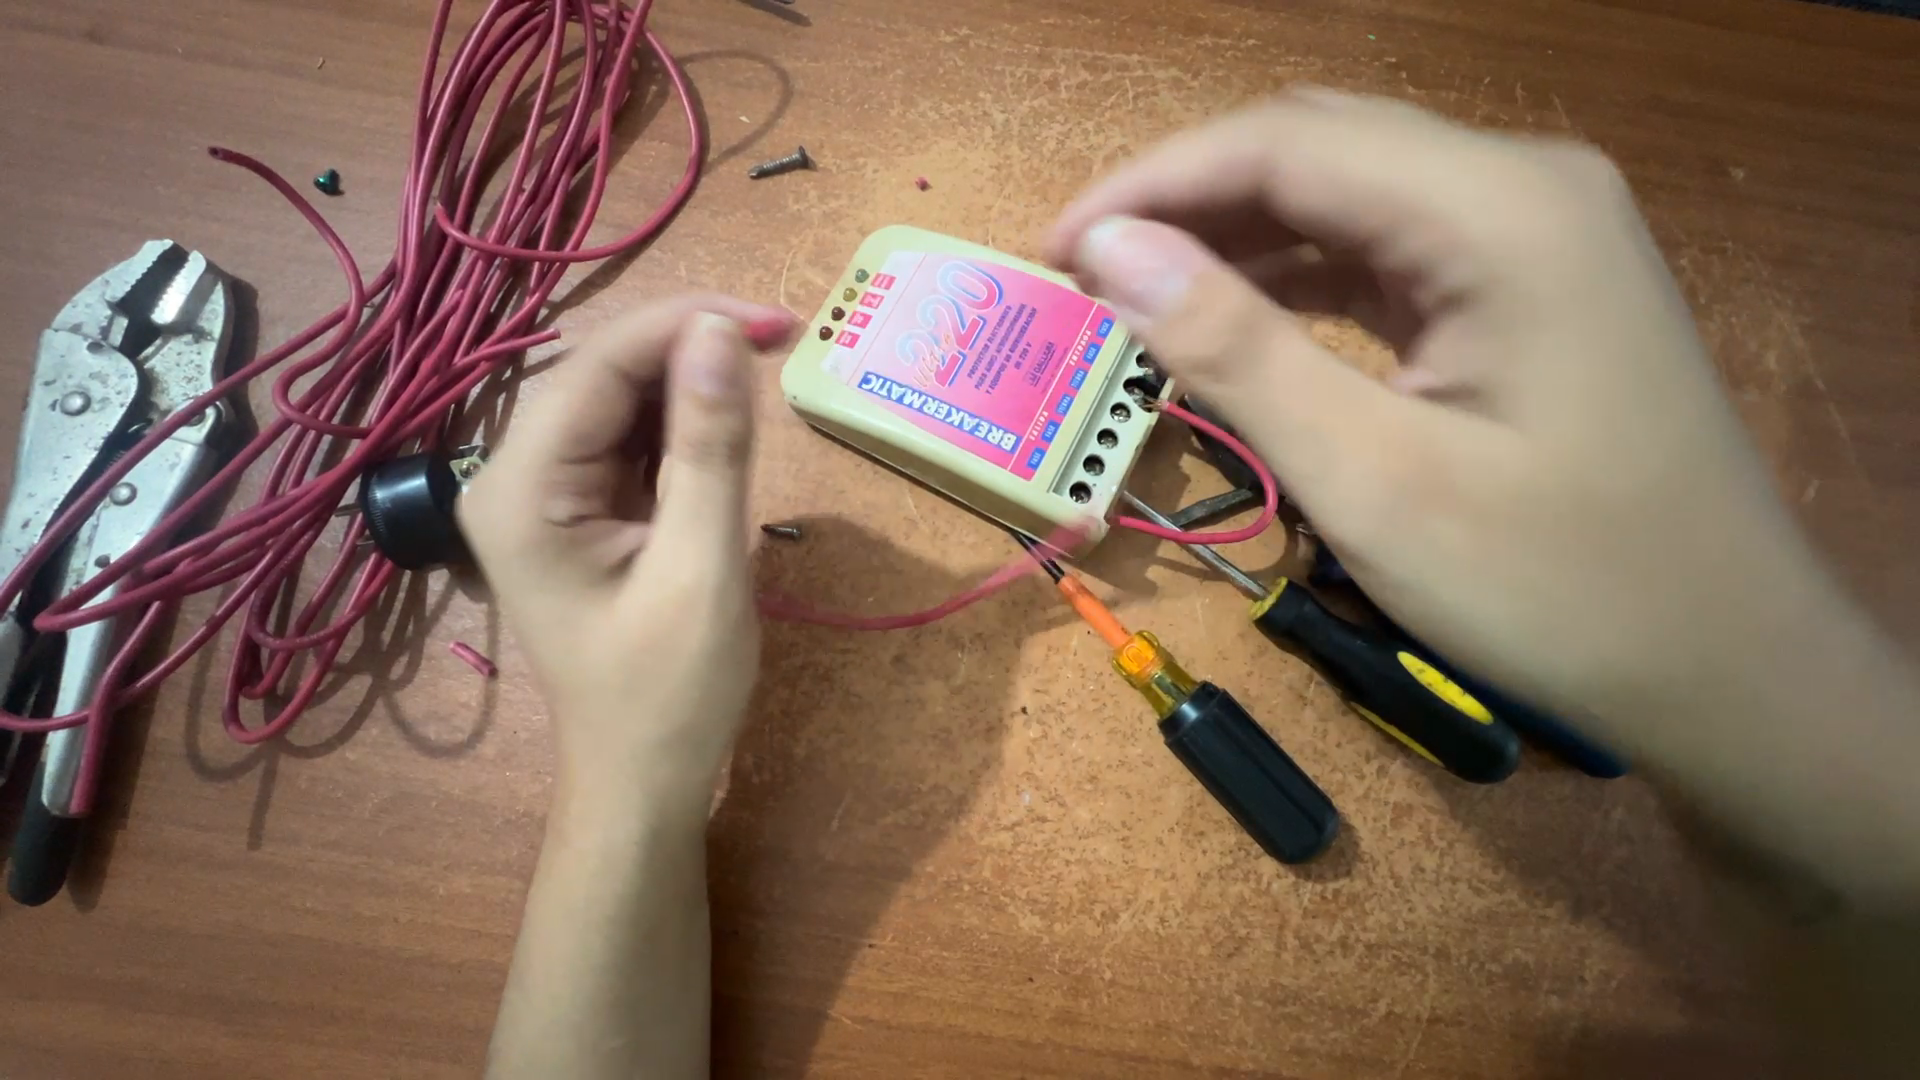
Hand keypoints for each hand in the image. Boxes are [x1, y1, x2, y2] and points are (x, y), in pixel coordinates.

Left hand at [460, 295, 797, 809]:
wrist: (646, 778)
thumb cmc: (671, 694)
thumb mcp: (703, 569)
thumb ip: (711, 450)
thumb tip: (723, 332)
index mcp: (523, 491)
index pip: (598, 368)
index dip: (686, 326)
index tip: (776, 320)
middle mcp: (519, 478)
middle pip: (604, 375)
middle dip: (691, 346)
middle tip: (782, 337)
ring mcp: (550, 496)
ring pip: (622, 403)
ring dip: (693, 381)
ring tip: (766, 368)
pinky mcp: (586, 512)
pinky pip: (635, 443)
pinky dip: (687, 425)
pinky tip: (728, 422)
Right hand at [1046, 89, 1846, 734]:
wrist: (1712, 665)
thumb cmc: (1547, 584)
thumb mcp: (1368, 476)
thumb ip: (1235, 351)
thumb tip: (1112, 254)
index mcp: (1497, 213)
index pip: (1284, 145)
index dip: (1149, 184)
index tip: (1055, 248)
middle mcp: (1516, 190)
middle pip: (1310, 150)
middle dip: (1179, 199)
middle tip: (1080, 269)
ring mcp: (1519, 238)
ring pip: (1335, 198)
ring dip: (1223, 235)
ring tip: (1130, 291)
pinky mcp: (1507, 290)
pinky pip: (1366, 255)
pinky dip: (1279, 276)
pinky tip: (1224, 314)